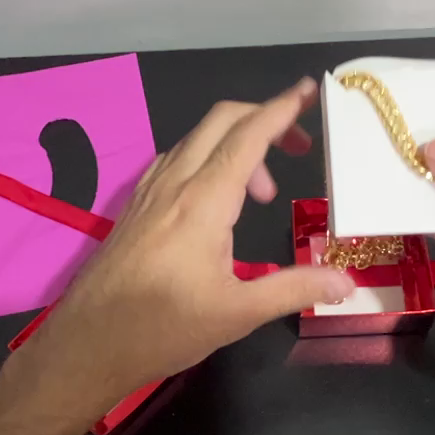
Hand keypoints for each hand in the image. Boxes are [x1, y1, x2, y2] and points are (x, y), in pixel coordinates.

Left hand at [8, 78, 356, 425]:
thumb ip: (294, 288)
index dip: (283, 108)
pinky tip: (218, 201)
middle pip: (221, 121)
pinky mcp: (136, 206)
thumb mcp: (237, 313)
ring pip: (197, 139)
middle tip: (300, 147)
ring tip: (263, 194)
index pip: (249, 136)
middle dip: (265, 118)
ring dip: (237, 145)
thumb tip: (347, 281)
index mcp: (204, 201)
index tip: (310, 90)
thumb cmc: (163, 328)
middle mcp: (175, 183)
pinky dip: (209, 159)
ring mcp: (150, 191)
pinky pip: (177, 160)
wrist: (87, 344)